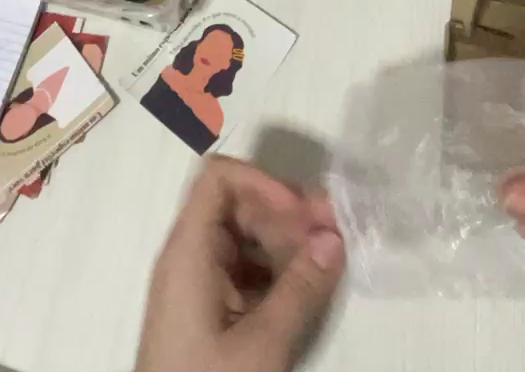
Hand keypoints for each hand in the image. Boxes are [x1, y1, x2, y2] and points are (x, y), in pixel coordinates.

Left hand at [137, 157, 344, 371]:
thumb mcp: (262, 345)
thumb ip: (300, 289)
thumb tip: (333, 237)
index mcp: (188, 249)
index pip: (217, 179)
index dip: (261, 182)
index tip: (303, 211)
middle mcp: (188, 253)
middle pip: (235, 204)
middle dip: (285, 211)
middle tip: (336, 230)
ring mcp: (197, 280)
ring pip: (243, 236)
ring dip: (285, 239)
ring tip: (330, 256)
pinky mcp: (207, 307)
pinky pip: (242, 268)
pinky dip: (274, 268)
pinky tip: (306, 286)